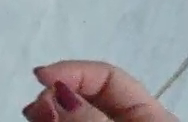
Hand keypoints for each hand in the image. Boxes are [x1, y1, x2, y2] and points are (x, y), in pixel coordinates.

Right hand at [23, 61, 176, 121]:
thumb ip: (92, 120)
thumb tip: (53, 89)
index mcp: (154, 115)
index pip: (107, 75)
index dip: (71, 70)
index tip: (38, 76)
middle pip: (86, 95)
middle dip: (55, 95)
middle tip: (33, 110)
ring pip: (74, 113)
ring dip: (51, 111)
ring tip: (34, 117)